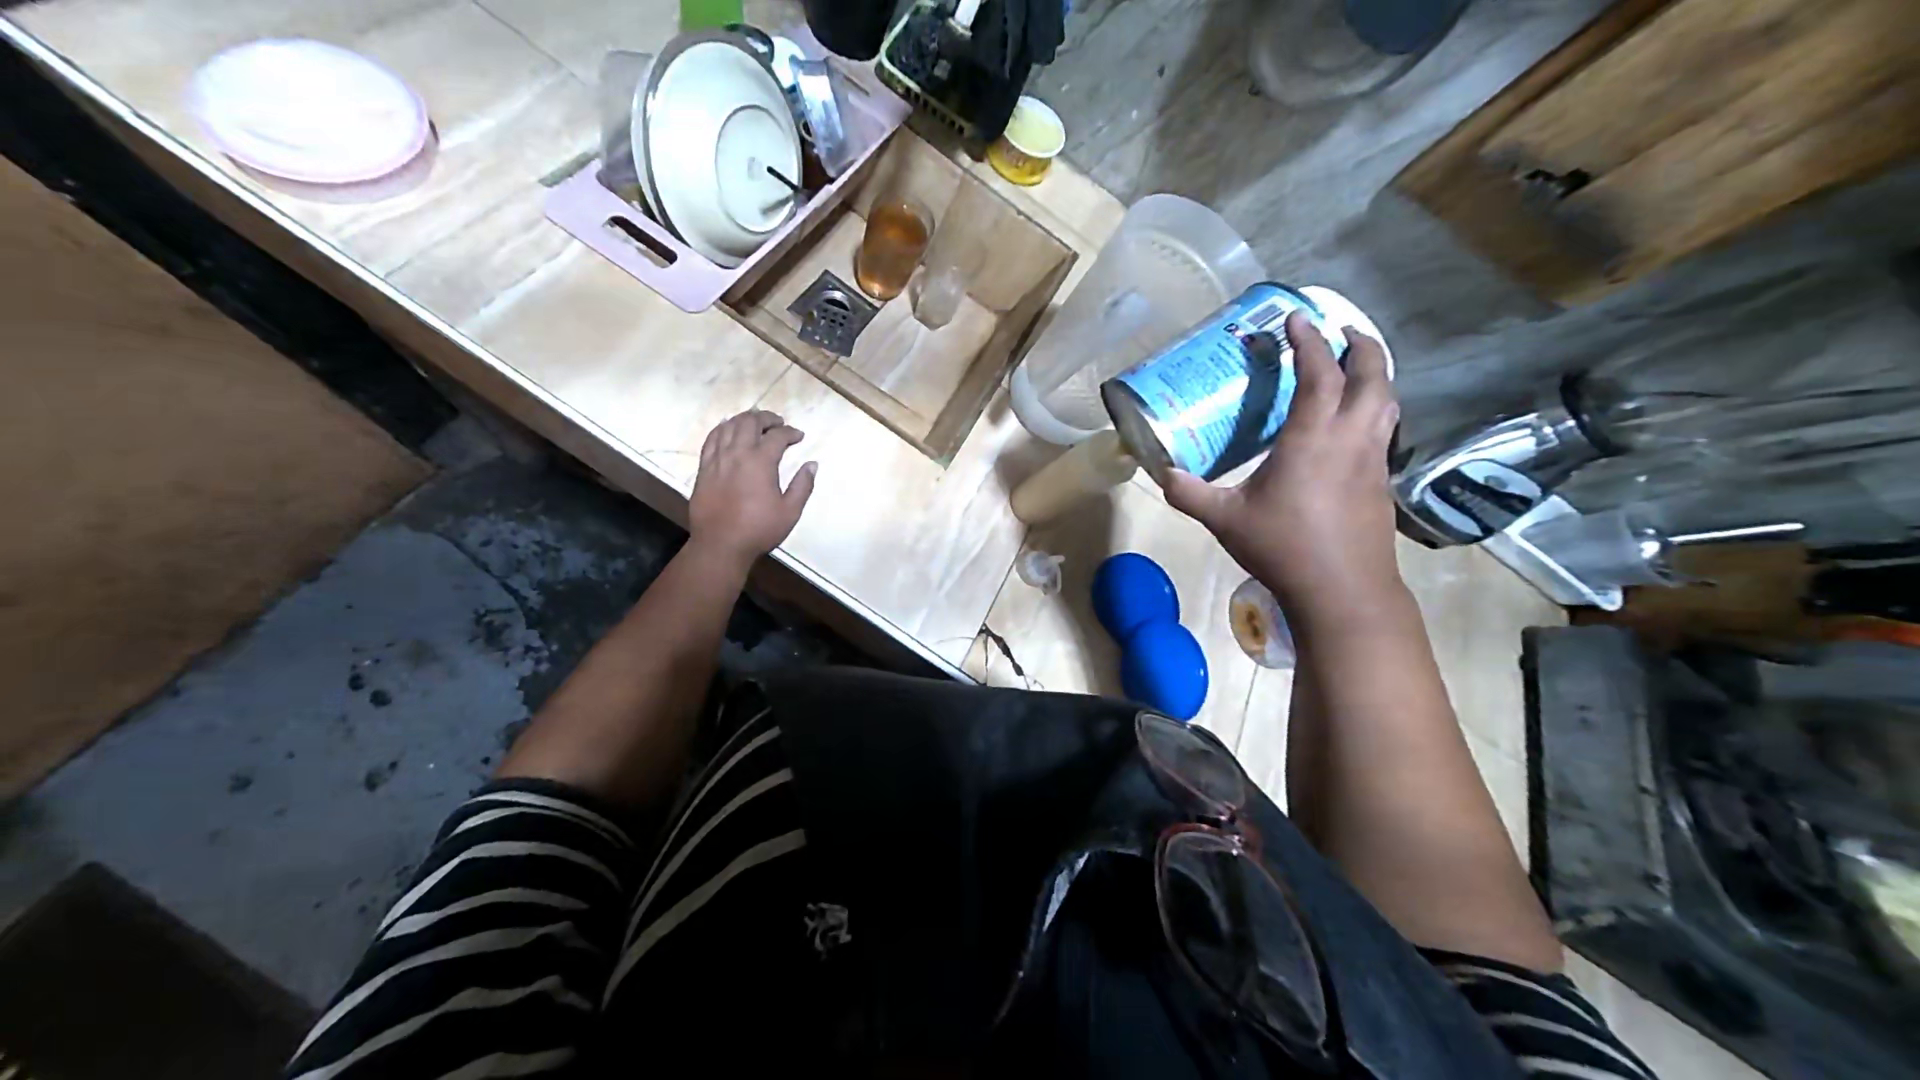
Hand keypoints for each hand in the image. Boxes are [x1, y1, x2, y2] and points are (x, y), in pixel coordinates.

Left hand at [688, 410, 817, 571]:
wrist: (721, 544)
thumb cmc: (759, 529)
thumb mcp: (790, 511)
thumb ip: (803, 486)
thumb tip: (812, 464)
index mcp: (761, 462)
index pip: (777, 436)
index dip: (790, 433)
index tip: (799, 436)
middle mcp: (737, 453)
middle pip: (750, 422)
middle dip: (766, 418)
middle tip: (777, 423)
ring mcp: (717, 459)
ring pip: (729, 426)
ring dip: (744, 419)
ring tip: (754, 423)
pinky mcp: (704, 468)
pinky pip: (711, 439)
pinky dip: (722, 429)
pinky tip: (727, 429)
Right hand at [1163, 311, 1401, 623]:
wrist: (1342, 590)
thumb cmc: (1284, 547)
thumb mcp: (1226, 519)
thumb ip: (1191, 494)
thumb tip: (1162, 475)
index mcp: (1314, 437)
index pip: (1320, 373)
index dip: (1310, 341)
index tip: (1297, 319)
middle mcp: (1352, 438)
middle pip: (1372, 375)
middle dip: (1360, 345)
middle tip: (1340, 330)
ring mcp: (1374, 460)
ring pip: (1387, 402)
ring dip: (1374, 375)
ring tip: (1355, 367)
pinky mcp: (1381, 483)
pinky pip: (1384, 430)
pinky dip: (1374, 409)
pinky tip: (1353, 426)